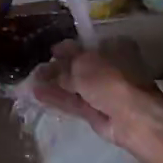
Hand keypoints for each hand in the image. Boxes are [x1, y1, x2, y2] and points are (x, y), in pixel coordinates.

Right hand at [29, 39, 162, 151]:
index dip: (68, 48)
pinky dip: (57, 98)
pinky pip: (74, 102)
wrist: (131, 117)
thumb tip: (51, 68)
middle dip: (58, 68)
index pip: (88, 45)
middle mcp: (111, 68)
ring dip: (55, 83)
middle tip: (37, 69)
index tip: (51, 51)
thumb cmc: (109, 79)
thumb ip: (65, 65)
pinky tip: (37, 94)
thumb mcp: (82, 63)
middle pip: (80, 67)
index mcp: (115, 48)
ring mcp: (104, 92)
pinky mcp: (96, 112)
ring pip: (75, 86)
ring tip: (31, 81)